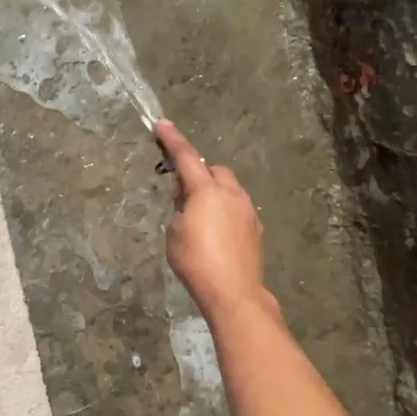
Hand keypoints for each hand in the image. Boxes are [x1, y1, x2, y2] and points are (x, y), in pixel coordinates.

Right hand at [156, 121, 267, 316]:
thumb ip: (180, 208)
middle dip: (198, 174)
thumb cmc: (195, 259)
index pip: (186, 157)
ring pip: (228, 189)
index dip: (172, 140)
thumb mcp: (175, 231)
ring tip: (197, 219)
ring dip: (212, 194)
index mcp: (206, 191)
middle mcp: (231, 194)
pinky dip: (223, 211)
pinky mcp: (255, 228)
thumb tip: (189, 199)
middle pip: (214, 170)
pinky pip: (236, 208)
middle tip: (181, 196)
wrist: (233, 291)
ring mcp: (248, 210)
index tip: (161, 124)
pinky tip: (214, 235)